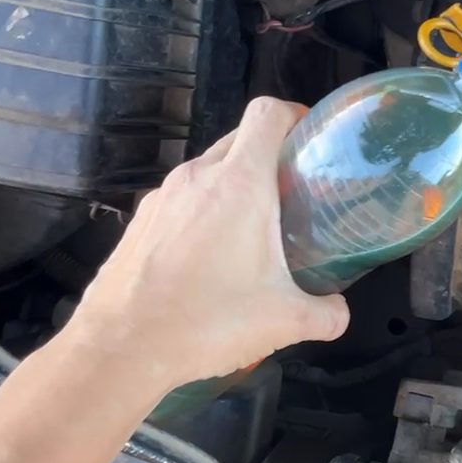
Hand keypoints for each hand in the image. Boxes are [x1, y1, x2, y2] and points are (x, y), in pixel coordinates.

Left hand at [65, 98, 350, 394]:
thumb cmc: (207, 321)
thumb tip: (341, 313)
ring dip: (236, 183)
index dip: (295, 114)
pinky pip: (183, 198)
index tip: (312, 138)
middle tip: (296, 190)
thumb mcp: (285, 321)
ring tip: (255, 226)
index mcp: (240, 184)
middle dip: (272, 153)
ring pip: (210, 168)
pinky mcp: (140, 221)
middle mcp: (199, 177)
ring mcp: (163, 196)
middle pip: (241, 136)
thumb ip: (327, 314)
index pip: (268, 113)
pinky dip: (204, 210)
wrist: (120, 349)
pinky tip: (212, 255)